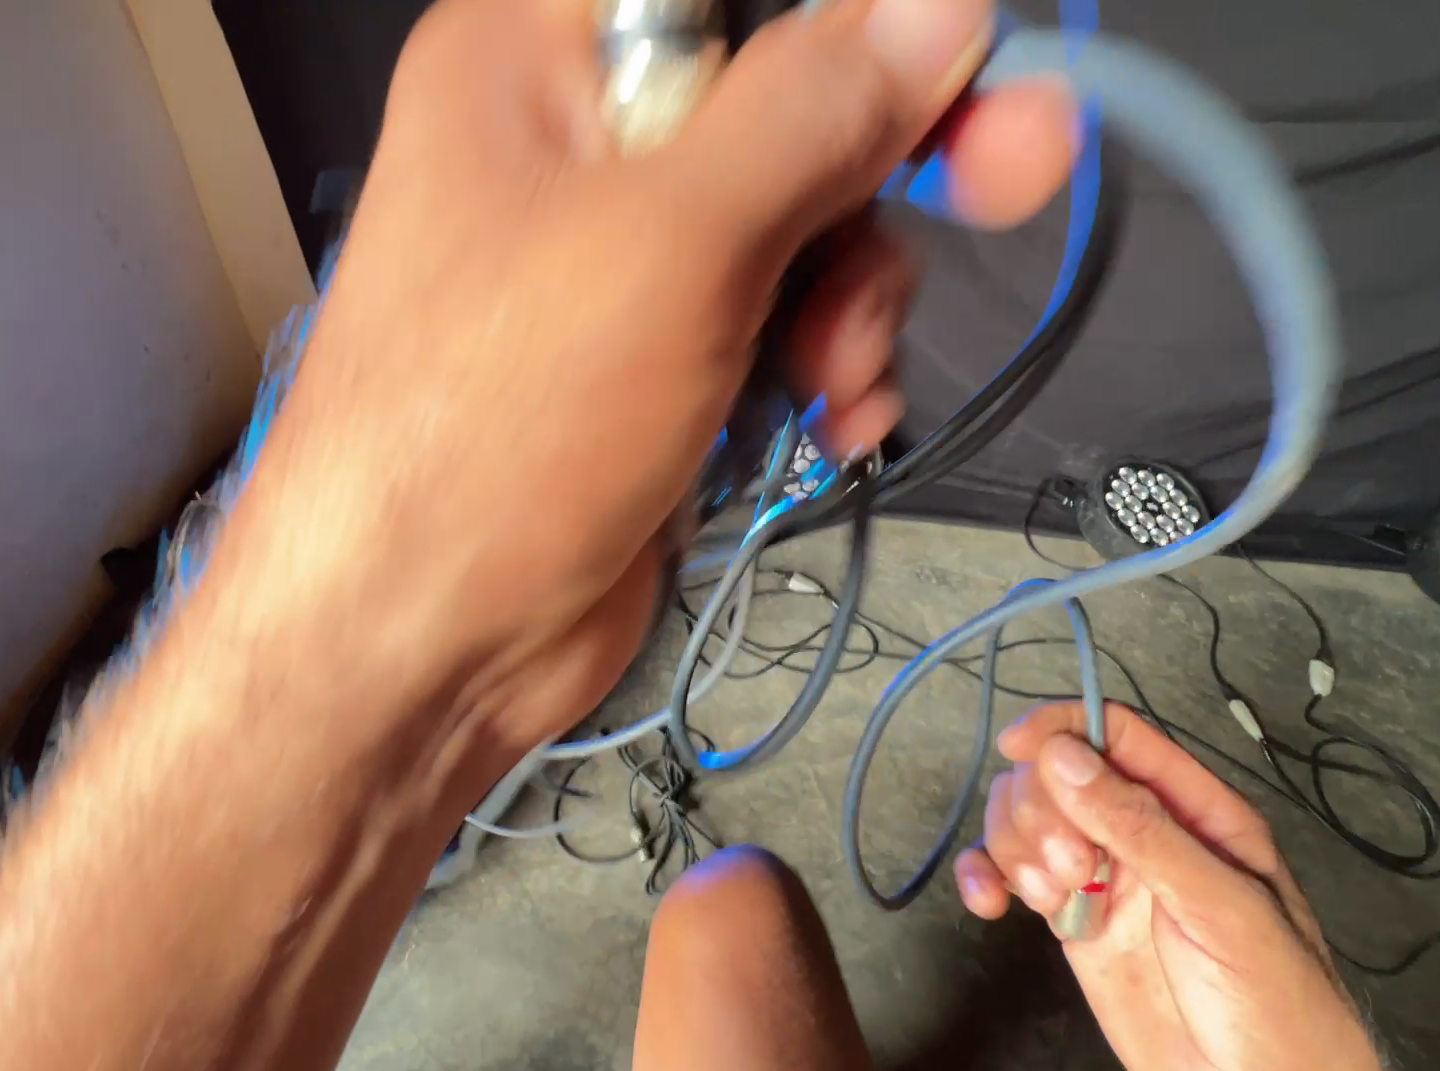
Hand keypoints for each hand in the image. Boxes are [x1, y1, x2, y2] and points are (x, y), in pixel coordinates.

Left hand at [212, 0, 1077, 748]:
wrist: (427, 638)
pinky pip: (776, 332)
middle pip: (785, 107)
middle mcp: (579, 159)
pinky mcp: (657, 374)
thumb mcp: (667, 247)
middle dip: (884, 163)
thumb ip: (805, 117)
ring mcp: (622, 278)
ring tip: (835, 384)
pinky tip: (831, 423)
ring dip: (853, 302)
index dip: (857, 22)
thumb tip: (932, 9)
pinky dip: (822, 370)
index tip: (964, 59)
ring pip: (798, 233)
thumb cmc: (506, 430)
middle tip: (1012, 178)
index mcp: (541, 66)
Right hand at [955, 705, 1386, 1070]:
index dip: (1060, 727)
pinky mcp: (1064, 909)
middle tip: (1073, 870)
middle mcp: (1133, 826)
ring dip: (1016, 849)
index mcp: (1188, 809)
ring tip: (1054, 901)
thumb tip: (1061, 755)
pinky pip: (1001, 869)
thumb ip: (1143, 829)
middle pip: (1050, 773)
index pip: (1113, 732)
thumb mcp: (1223, 910)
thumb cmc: (1276, 1006)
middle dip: (1042, 814)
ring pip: (1019, 815)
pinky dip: (981, 876)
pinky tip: (989, 903)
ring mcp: (1095, 868)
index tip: (1017, 748)